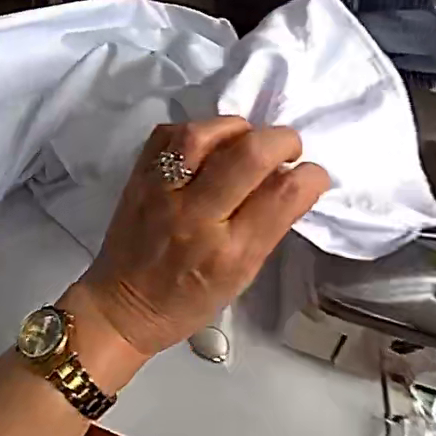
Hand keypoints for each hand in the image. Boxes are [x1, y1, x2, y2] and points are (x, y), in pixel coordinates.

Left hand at [65, 118, 328, 372]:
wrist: (123, 306)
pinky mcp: (138, 177)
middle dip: (281, 140)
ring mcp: (161, 192)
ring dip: (237, 128)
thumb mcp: (242, 275)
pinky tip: (207, 145)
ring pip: (204, 133)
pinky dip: (197, 130)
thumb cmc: (190, 301)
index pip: (284, 194)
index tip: (311, 174)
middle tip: (286, 149)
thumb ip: (268, 226)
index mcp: (230, 252)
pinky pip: (168, 133)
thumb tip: (290, 178)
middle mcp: (196, 217)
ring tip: (245, 141)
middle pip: (249, 153)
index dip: (310, 174)